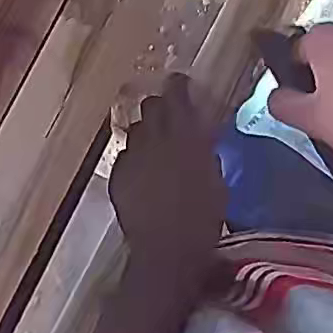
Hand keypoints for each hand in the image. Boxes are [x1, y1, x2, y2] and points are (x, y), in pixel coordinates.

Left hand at [109, 74, 227, 294]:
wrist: (168, 250)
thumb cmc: (204, 218)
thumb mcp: (215, 177)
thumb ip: (203, 149)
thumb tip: (198, 134)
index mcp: (184, 135)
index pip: (176, 95)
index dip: (178, 86)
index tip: (180, 82)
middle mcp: (154, 139)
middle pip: (151, 106)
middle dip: (160, 107)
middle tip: (170, 117)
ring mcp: (132, 156)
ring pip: (137, 130)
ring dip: (147, 133)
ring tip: (157, 148)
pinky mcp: (117, 175)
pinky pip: (126, 156)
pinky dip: (135, 159)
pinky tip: (144, 174)